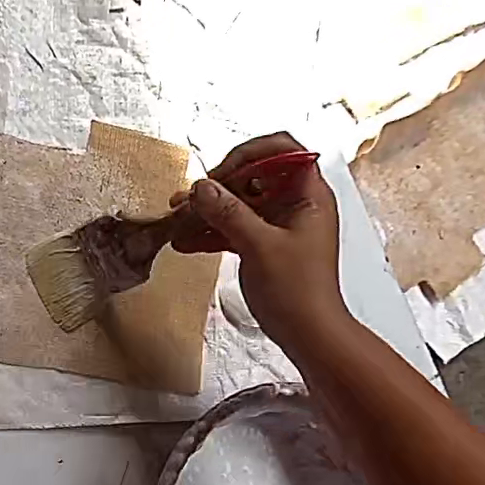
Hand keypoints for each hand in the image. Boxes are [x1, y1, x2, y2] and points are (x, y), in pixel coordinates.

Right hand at [171, 132, 348, 352]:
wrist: (308, 334)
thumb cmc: (297, 291)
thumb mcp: (260, 246)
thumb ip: (229, 213)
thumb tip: (201, 187)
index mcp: (308, 195)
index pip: (283, 151)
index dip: (249, 155)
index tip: (219, 175)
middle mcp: (294, 205)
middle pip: (252, 178)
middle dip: (216, 188)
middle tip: (187, 202)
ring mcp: (277, 226)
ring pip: (237, 205)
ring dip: (206, 212)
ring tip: (176, 222)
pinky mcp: (262, 245)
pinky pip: (232, 229)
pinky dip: (210, 234)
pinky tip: (184, 243)